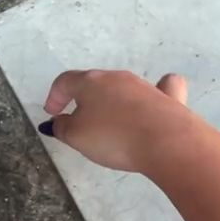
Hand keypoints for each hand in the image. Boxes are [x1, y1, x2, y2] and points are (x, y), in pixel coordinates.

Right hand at [42, 70, 197, 173]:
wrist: (167, 143)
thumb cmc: (113, 137)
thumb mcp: (76, 137)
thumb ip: (62, 127)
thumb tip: (58, 121)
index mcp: (90, 82)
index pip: (65, 81)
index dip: (54, 96)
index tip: (52, 113)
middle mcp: (116, 77)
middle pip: (93, 83)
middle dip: (83, 99)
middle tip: (78, 120)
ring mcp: (144, 86)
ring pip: (122, 87)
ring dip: (111, 101)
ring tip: (109, 123)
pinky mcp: (168, 98)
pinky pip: (162, 88)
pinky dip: (157, 91)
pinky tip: (157, 96)